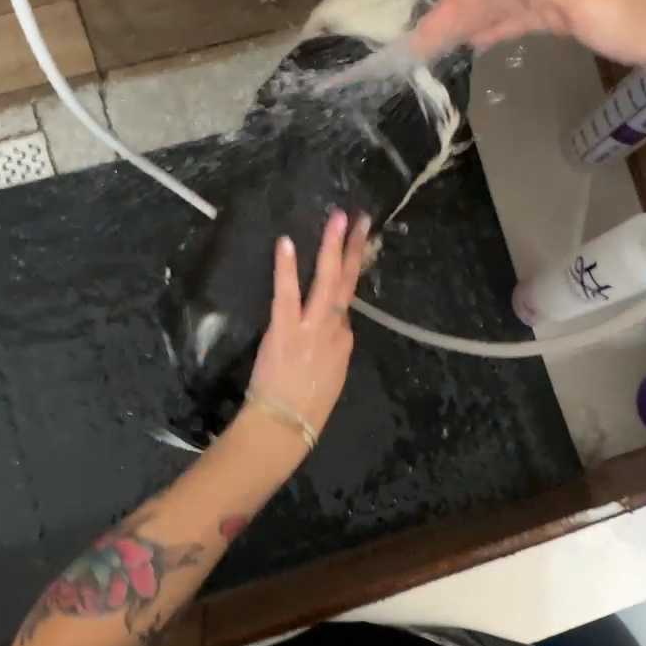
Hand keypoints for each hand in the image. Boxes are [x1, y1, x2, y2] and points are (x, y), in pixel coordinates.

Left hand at [245, 208, 370, 444]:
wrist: (285, 428)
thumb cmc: (304, 412)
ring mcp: (311, 328)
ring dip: (333, 247)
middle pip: (348, 284)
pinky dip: (288, 267)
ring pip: (328, 281)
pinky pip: (287, 293)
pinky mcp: (285, 329)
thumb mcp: (330, 383)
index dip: (341, 288)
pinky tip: (287, 242)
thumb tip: (330, 339)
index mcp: (344, 346)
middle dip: (355, 249)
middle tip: (361, 220)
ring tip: (338, 217)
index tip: (343, 259)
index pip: (344, 310)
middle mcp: (334, 331)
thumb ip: (331, 356)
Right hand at [409, 0, 645, 76]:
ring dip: (472, 22)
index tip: (424, 35)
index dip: (454, 2)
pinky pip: (524, 16)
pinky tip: (479, 41)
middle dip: (456, 13)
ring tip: (440, 47)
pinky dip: (498, 27)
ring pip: (505, 2)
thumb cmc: (641, 13)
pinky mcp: (572, 9)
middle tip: (421, 47)